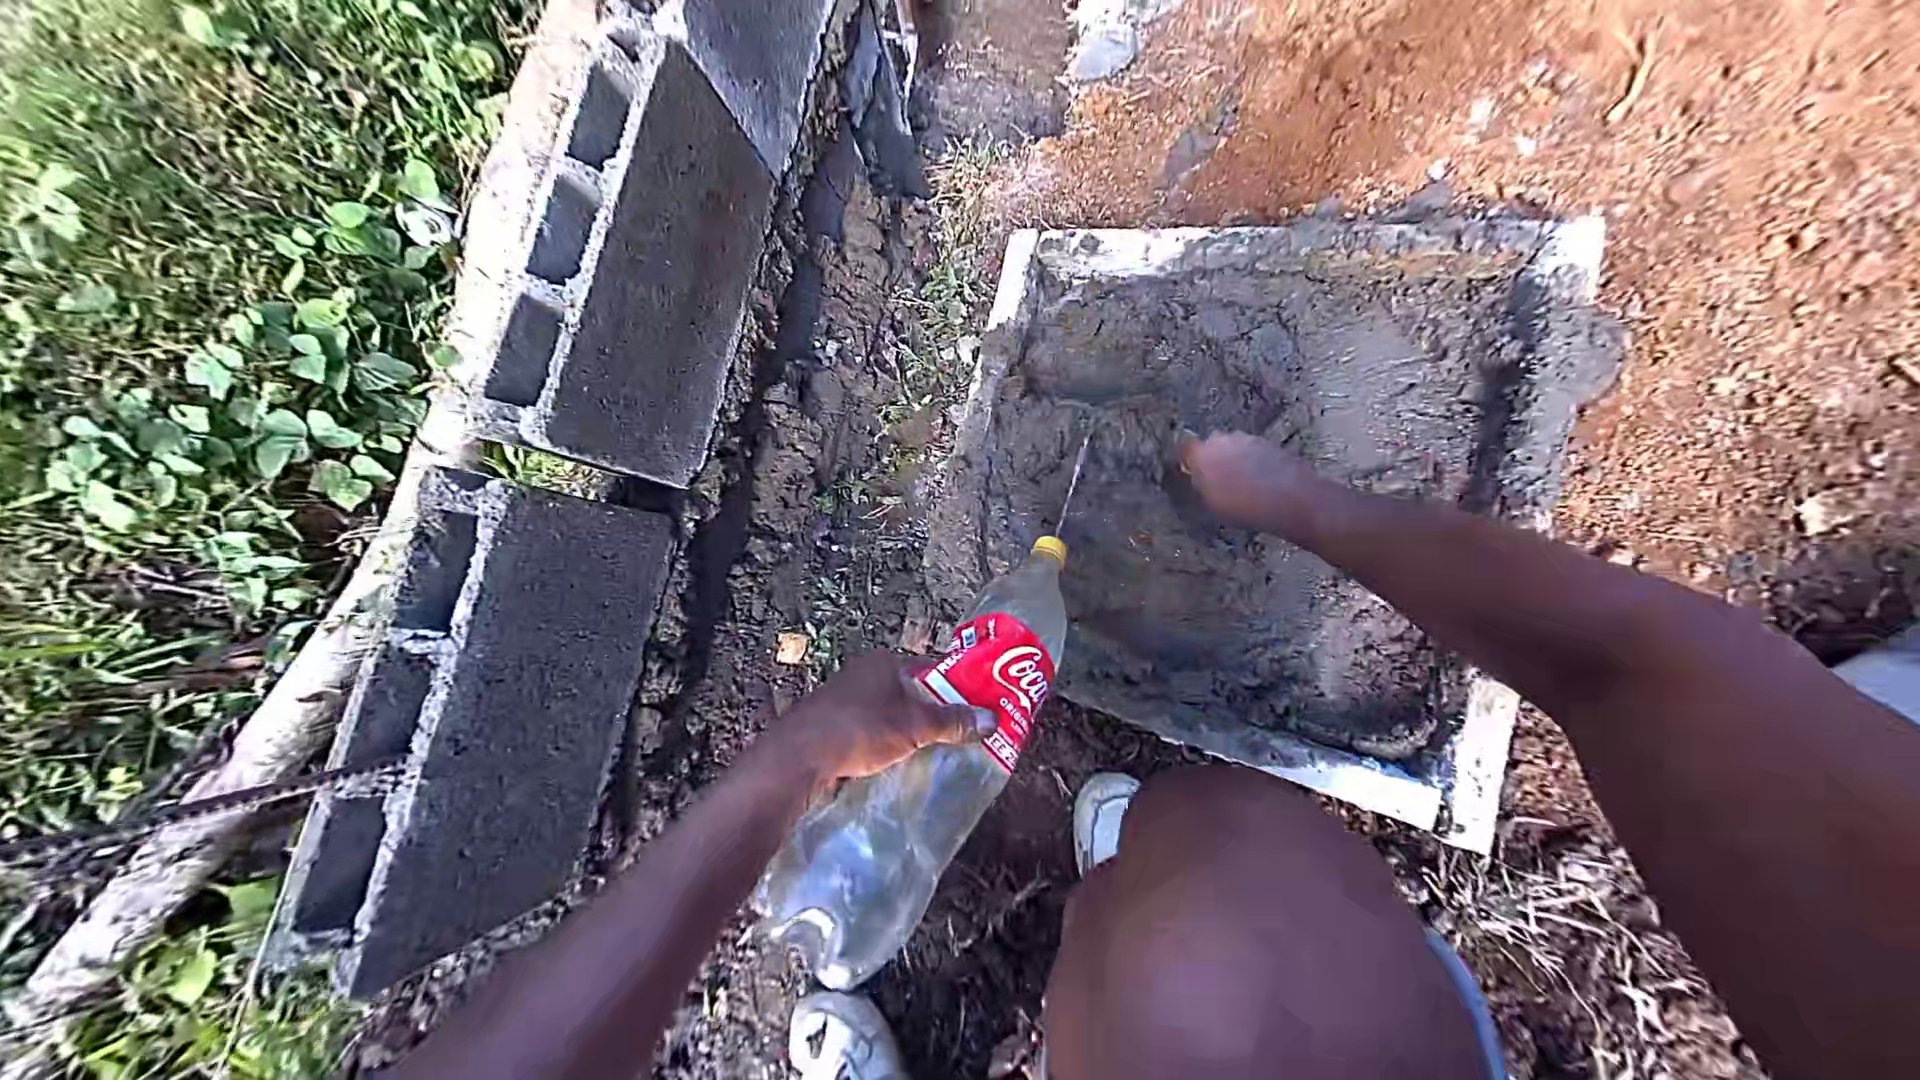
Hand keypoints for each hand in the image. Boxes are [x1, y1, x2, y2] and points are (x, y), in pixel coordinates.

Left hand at [763, 652, 996, 787]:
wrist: (799, 756)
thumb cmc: (861, 728)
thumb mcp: (915, 726)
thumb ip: (953, 722)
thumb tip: (992, 720)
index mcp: (886, 662)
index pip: (933, 667)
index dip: (957, 684)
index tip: (979, 705)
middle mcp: (866, 673)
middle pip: (913, 690)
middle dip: (936, 710)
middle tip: (962, 733)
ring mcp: (846, 698)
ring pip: (892, 711)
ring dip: (911, 728)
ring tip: (935, 750)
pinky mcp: (833, 723)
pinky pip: (872, 728)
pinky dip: (888, 740)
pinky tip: (898, 759)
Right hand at [1179, 431, 1324, 532]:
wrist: (1291, 500)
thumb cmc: (1243, 506)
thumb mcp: (1210, 504)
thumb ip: (1199, 485)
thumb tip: (1194, 477)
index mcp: (1202, 453)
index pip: (1185, 448)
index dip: (1186, 460)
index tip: (1187, 472)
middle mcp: (1224, 439)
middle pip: (1210, 445)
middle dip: (1211, 459)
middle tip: (1214, 481)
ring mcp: (1249, 439)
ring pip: (1234, 447)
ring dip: (1234, 460)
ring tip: (1240, 484)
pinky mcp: (1271, 444)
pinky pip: (1254, 452)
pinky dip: (1253, 463)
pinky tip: (1259, 483)